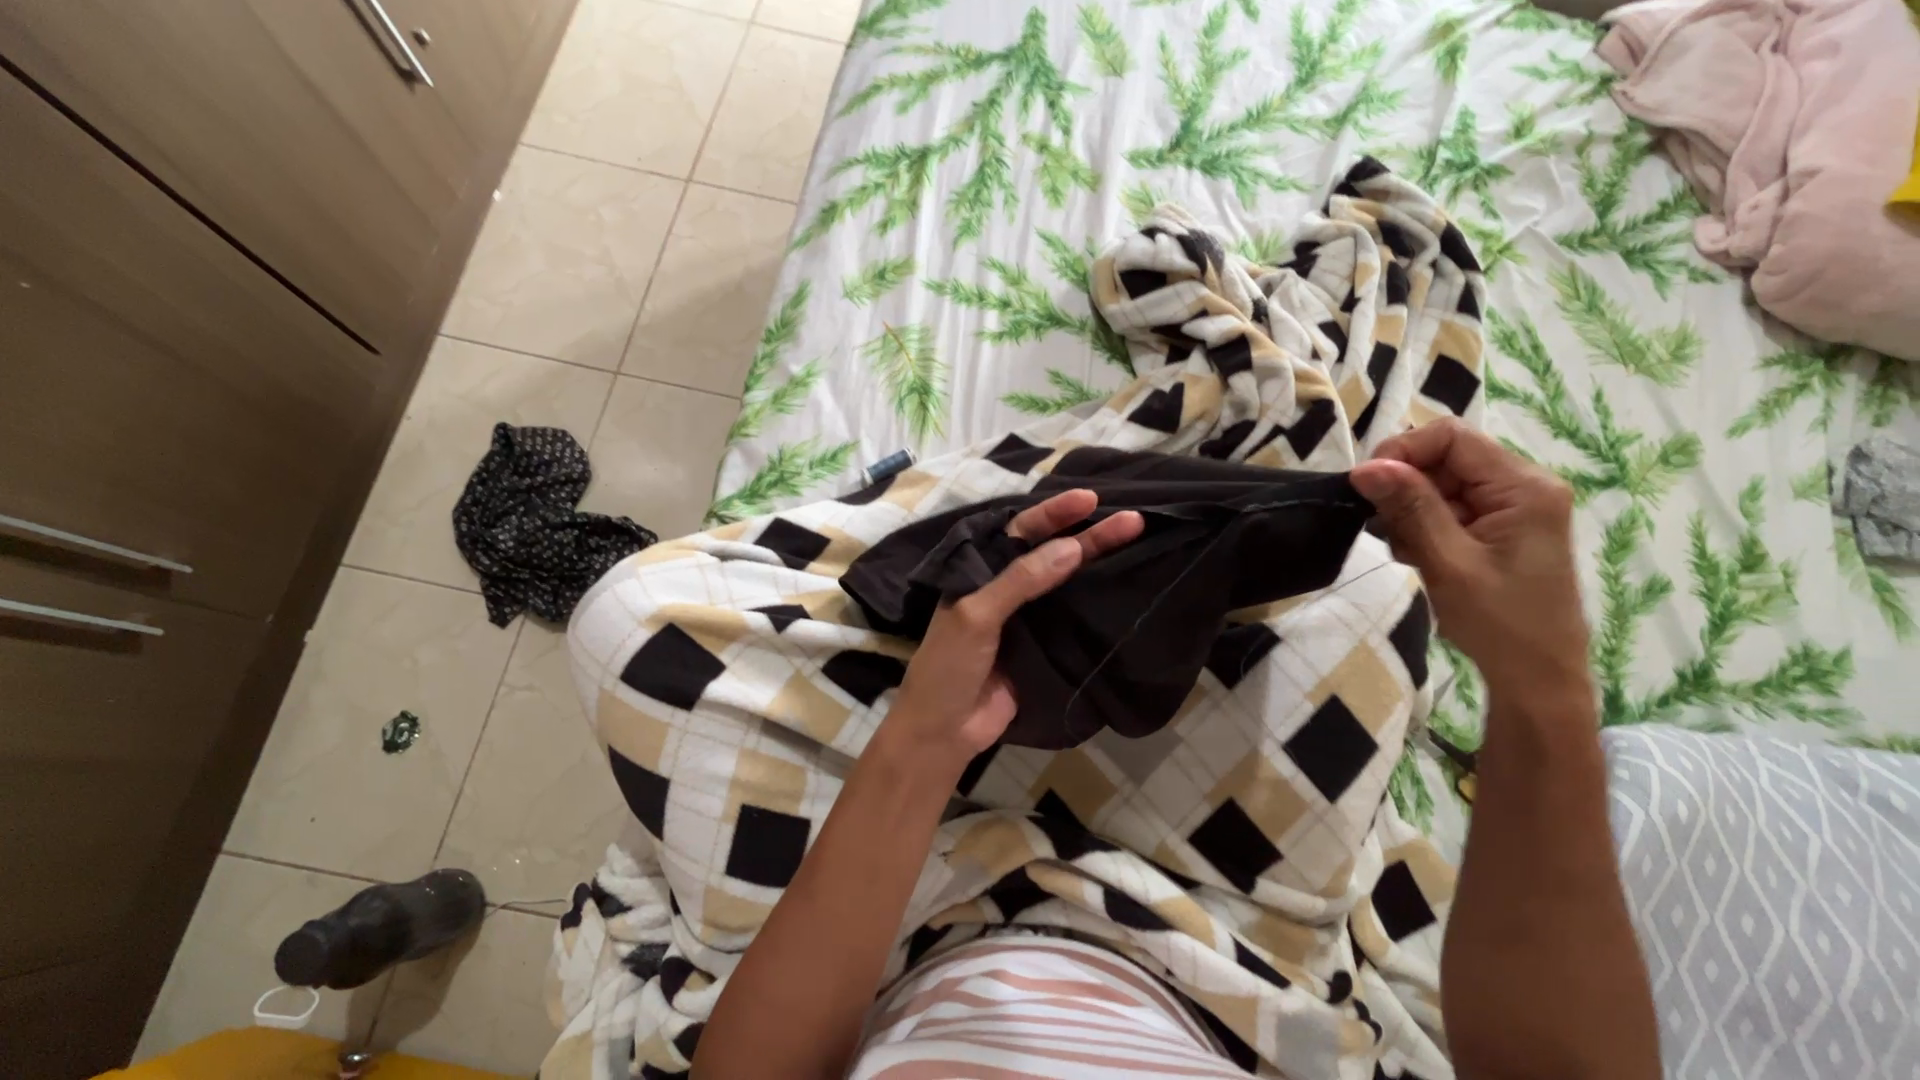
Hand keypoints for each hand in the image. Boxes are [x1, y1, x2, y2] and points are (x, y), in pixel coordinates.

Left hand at [877, 489, 1143, 777]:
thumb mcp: (976, 615)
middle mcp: (1005, 589)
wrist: (944, 731)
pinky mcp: (1044, 648)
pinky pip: (1073, 619)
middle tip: (1132, 520)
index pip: (1021, 532)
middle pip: (1052, 554)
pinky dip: (1097, 603)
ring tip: (1137, 543)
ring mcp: (1027, 619)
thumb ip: (1021, 581)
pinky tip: (1126, 587)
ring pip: (1068, 583)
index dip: (1054, 514)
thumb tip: (1072, 547)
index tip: (1090, 500)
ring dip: (1099, 565)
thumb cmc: (948, 667)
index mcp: (980, 572)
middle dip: (1089, 535)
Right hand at [1350, 418, 1589, 705]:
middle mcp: (1524, 486)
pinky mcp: (1501, 529)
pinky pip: (1450, 508)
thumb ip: (1410, 508)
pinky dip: (1424, 527)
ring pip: (1442, 484)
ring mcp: (1514, 508)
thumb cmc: (1499, 622)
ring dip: (1411, 511)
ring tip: (1408, 552)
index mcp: (1523, 487)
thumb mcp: (1448, 562)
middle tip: (1385, 529)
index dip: (1403, 452)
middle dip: (1405, 488)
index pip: (1451, 437)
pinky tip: (1419, 557)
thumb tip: (1365, 467)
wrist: (1537, 678)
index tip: (1367, 487)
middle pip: (1446, 458)